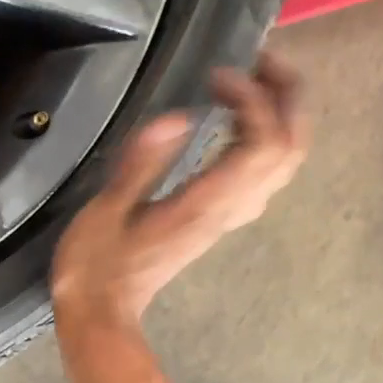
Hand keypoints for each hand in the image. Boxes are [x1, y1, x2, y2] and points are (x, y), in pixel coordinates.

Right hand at [51, 52, 309, 325]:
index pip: (260, 141)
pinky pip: (263, 181)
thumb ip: (140, 165)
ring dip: (282, 120)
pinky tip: (238, 138)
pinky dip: (265, 147)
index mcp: (203, 203)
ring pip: (283, 165)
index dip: (251, 98)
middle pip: (289, 147)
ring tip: (254, 92)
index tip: (216, 77)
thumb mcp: (104, 214)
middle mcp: (227, 209)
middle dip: (286, 98)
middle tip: (260, 65)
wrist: (99, 317)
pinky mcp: (214, 225)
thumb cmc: (93, 270)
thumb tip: (176, 118)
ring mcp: (224, 220)